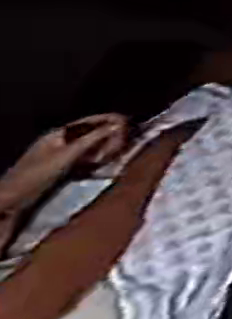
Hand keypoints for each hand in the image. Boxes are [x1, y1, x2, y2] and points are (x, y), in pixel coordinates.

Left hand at [0, 114, 128, 210]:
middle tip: (121, 146)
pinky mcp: (65, 162)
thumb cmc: (36, 174)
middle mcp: (63, 138)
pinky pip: (90, 153)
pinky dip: (99, 155)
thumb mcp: (67, 155)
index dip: (115, 121)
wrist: (10, 199)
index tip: (132, 129)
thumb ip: (94, 138)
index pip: (96, 119)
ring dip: (107, 146)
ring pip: (95, 142)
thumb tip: (121, 124)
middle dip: (112, 136)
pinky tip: (103, 162)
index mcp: (61, 133)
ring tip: (113, 155)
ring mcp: (63, 150)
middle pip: (97, 130)